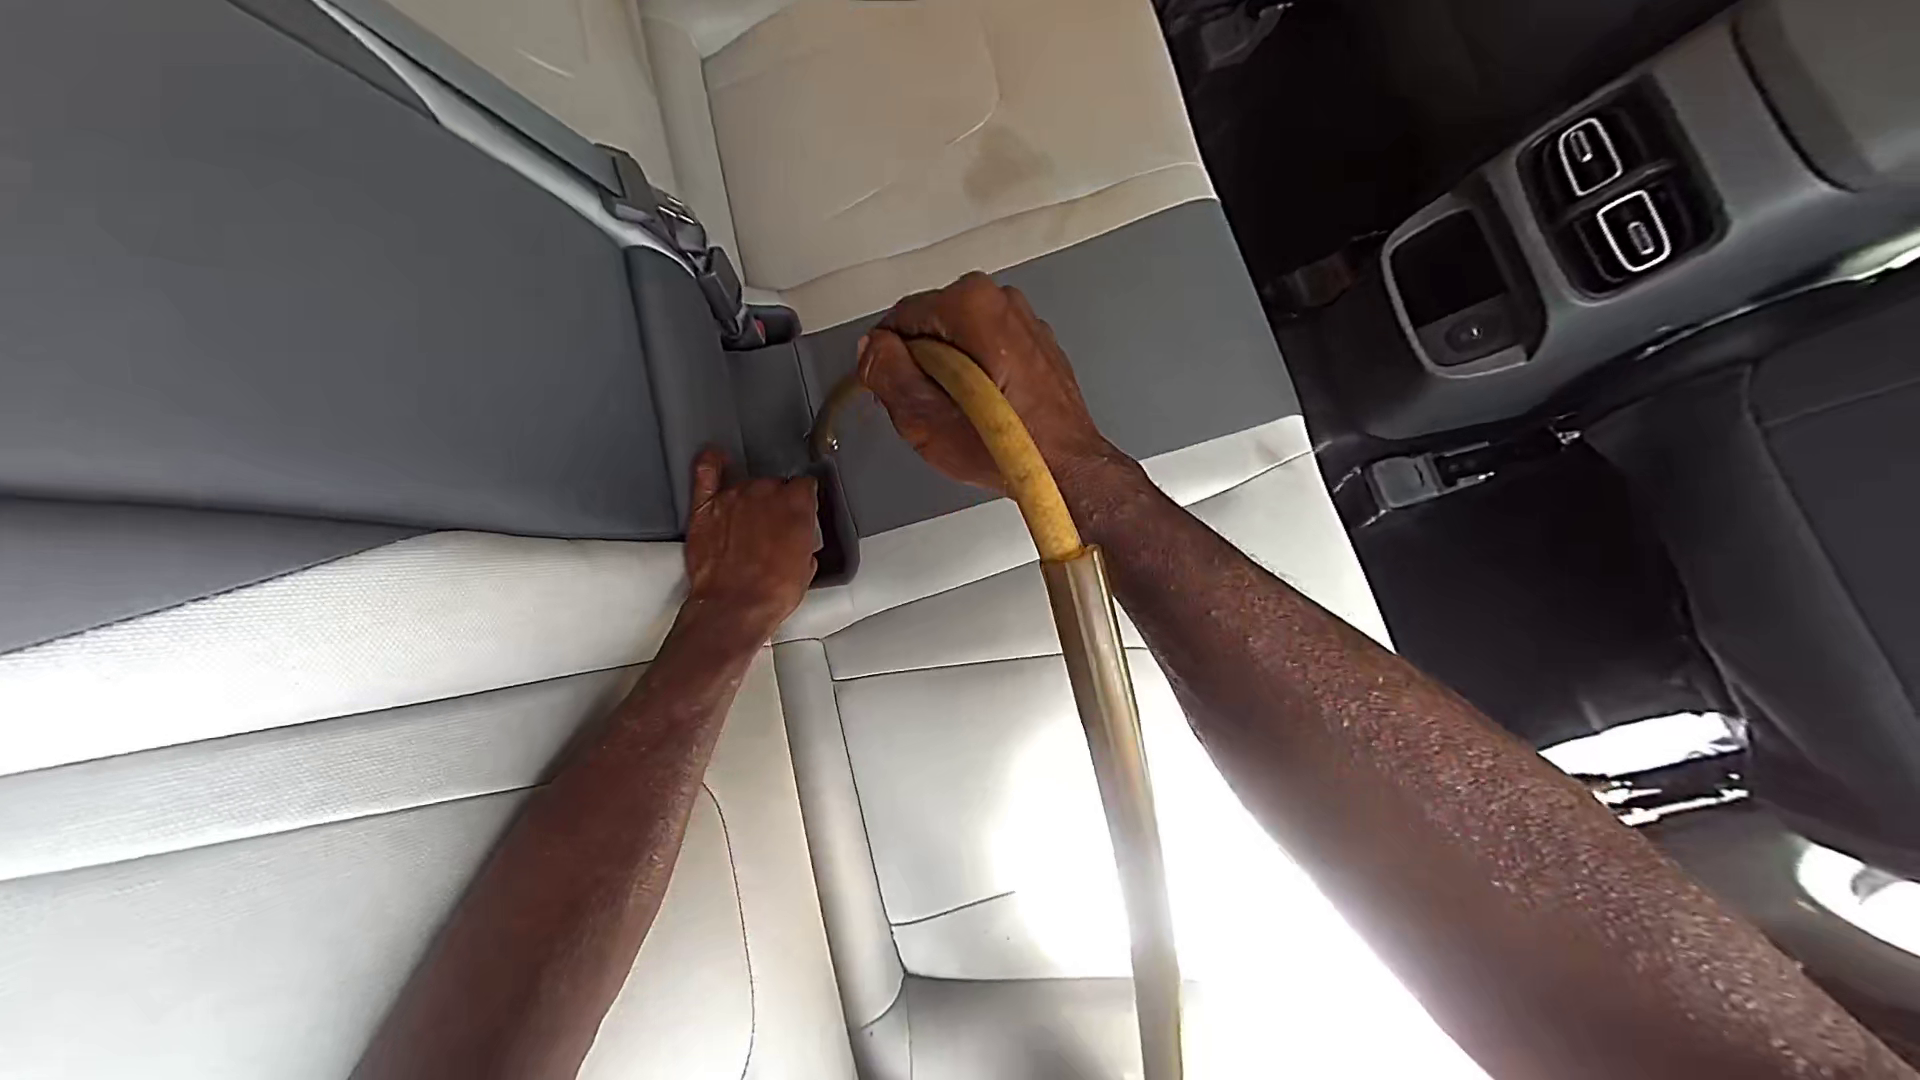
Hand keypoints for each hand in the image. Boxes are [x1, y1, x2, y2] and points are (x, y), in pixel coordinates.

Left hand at [680, 448, 820, 642]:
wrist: (734, 607)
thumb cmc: (771, 591)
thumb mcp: (806, 566)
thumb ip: (804, 539)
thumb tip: (799, 538)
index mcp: (796, 505)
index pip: (805, 486)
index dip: (805, 499)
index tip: (803, 509)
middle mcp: (765, 493)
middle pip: (775, 484)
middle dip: (778, 502)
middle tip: (775, 527)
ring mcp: (732, 498)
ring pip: (746, 483)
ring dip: (751, 497)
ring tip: (751, 520)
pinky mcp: (705, 507)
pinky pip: (706, 472)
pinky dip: (711, 462)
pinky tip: (716, 459)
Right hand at [857, 272, 1129, 493]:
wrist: (1066, 467)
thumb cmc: (1010, 449)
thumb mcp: (926, 418)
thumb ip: (887, 374)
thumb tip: (870, 350)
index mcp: (972, 304)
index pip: (899, 319)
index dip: (889, 361)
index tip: (899, 392)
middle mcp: (1001, 300)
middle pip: (929, 328)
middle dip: (921, 367)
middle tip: (935, 410)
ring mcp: (1022, 320)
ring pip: (957, 341)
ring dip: (949, 374)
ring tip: (965, 413)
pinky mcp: (1034, 342)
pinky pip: (985, 351)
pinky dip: (976, 376)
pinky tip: (985, 409)